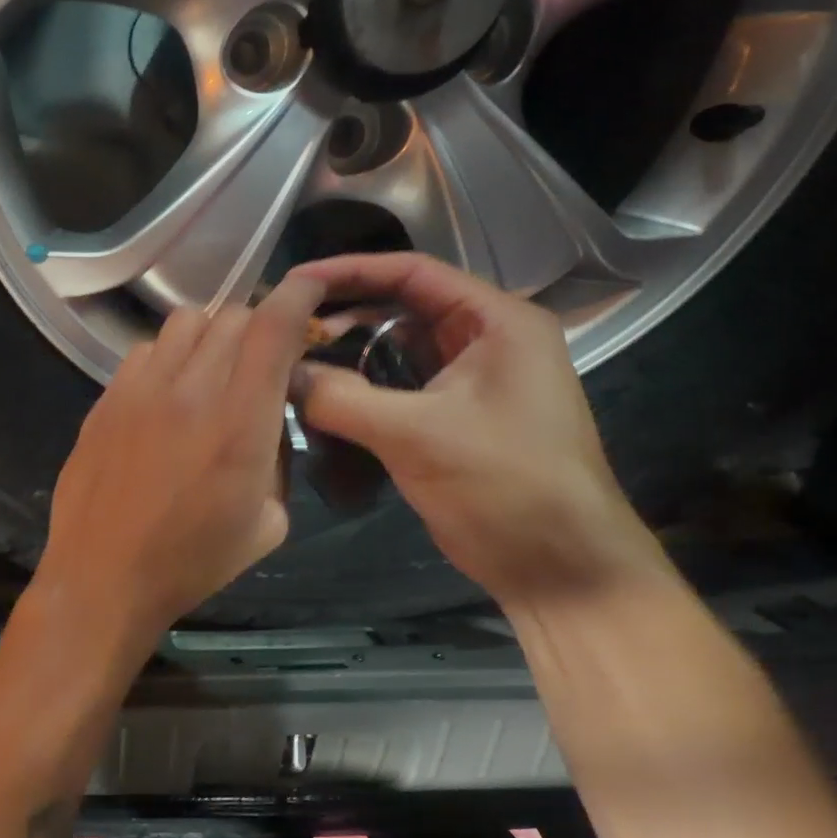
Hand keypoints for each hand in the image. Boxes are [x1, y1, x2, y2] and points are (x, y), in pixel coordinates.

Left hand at [35, 278, 324, 636]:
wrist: (103, 575)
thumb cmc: (191, 562)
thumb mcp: (268, 523)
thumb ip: (279, 460)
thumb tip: (269, 423)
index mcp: (240, 421)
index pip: (273, 326)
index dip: (298, 297)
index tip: (309, 290)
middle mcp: (189, 391)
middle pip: (229, 316)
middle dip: (256, 327)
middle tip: (258, 359)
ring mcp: (138, 392)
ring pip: (182, 323)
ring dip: (207, 337)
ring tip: (209, 371)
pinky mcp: (104, 402)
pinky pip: (142, 351)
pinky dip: (165, 357)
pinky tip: (164, 392)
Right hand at [291, 253, 665, 604]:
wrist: (558, 565)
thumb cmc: (506, 484)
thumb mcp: (417, 435)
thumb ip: (342, 398)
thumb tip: (278, 375)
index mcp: (497, 323)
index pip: (414, 274)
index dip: (349, 271)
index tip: (291, 283)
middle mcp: (484, 342)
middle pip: (398, 310)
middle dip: (340, 317)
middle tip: (280, 330)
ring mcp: (467, 383)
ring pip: (391, 353)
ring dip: (343, 357)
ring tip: (287, 363)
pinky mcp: (448, 420)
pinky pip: (392, 390)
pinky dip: (354, 391)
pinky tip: (314, 402)